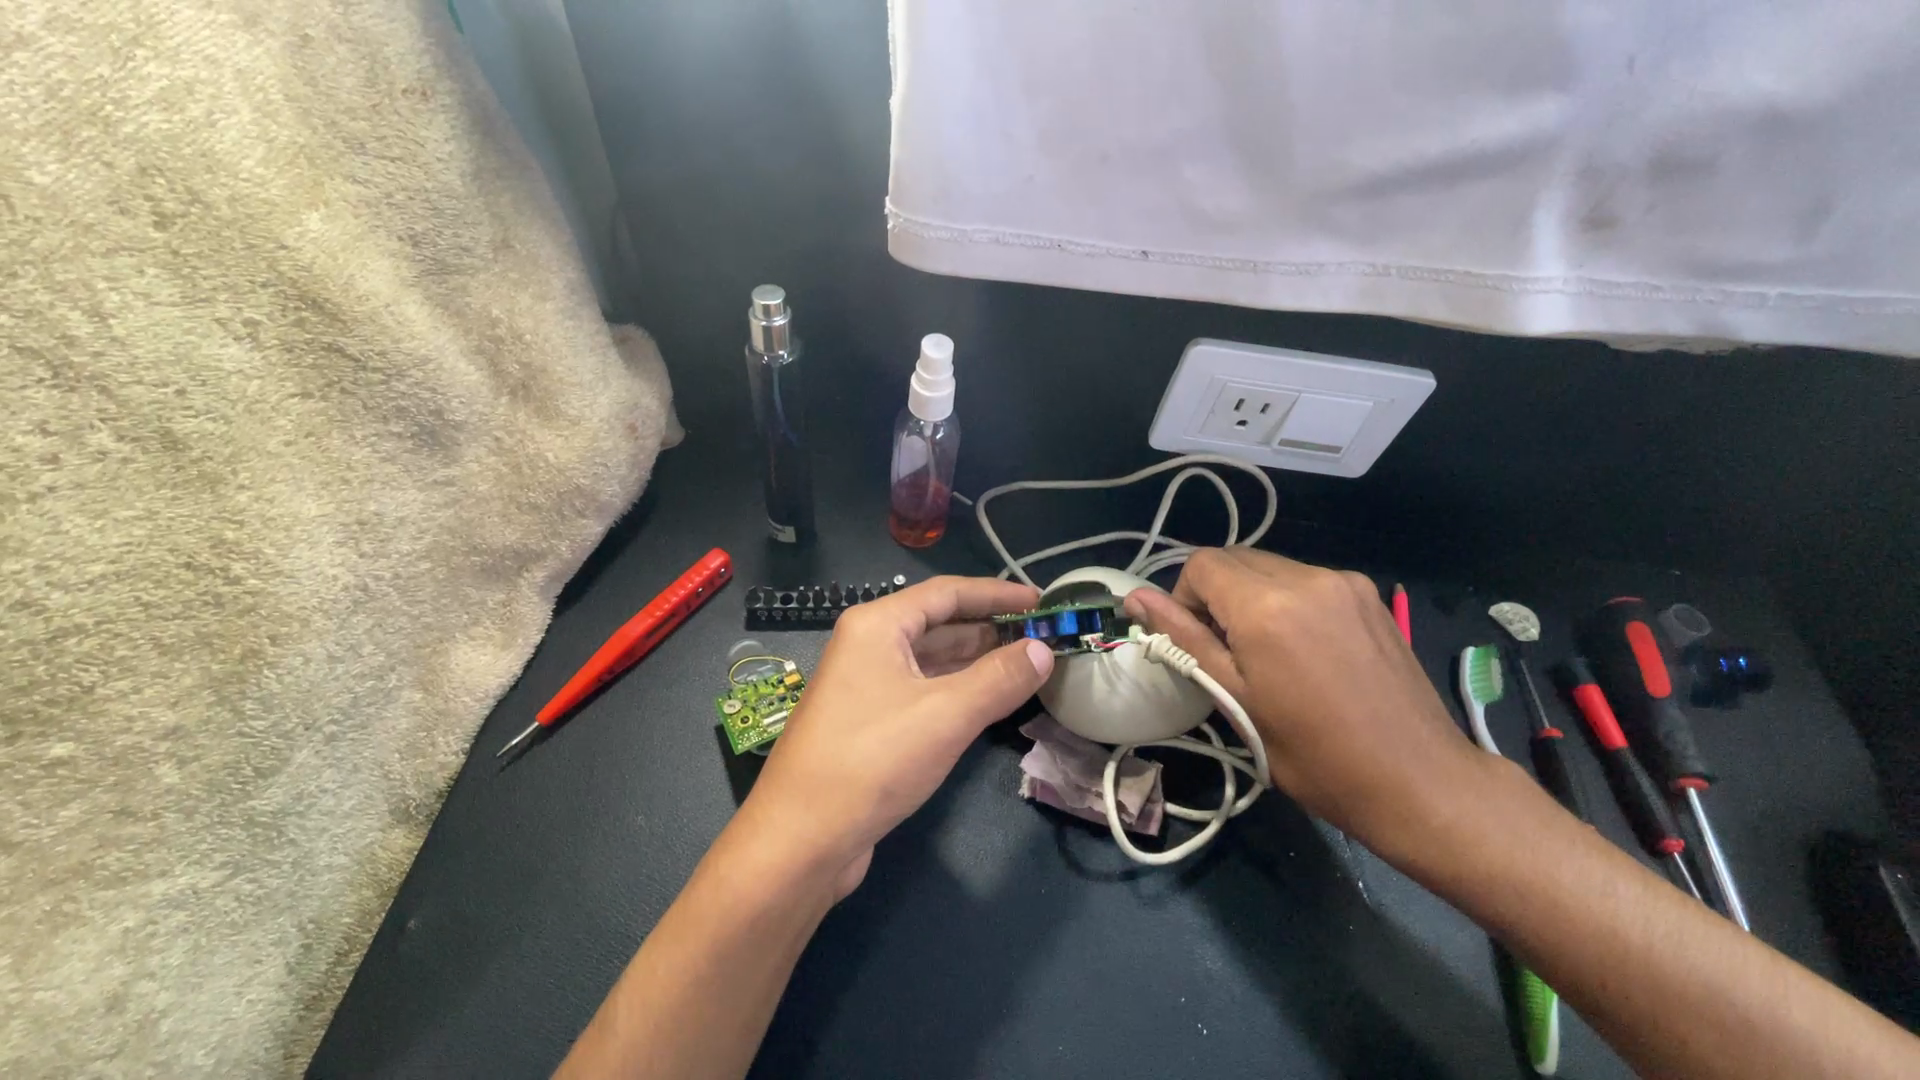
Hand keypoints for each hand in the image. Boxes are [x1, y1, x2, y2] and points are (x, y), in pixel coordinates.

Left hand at [737, 576, 1054, 896]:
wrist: (803, 838)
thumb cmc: (873, 760)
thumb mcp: (946, 714)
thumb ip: (1000, 678)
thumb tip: (1044, 650)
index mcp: (877, 626)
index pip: (947, 593)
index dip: (997, 594)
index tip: (1042, 601)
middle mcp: (868, 646)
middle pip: (939, 624)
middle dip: (991, 629)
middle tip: (1045, 636)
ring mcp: (867, 686)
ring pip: (932, 661)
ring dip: (978, 661)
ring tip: (1030, 664)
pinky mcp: (871, 724)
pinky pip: (924, 692)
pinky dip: (960, 691)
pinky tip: (992, 700)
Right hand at [1124, 549, 1487, 847]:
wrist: (1417, 779)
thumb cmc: (1313, 755)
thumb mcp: (1236, 700)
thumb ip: (1185, 639)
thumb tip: (1136, 598)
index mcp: (1266, 606)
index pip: (1202, 564)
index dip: (1184, 597)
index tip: (1195, 642)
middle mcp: (1306, 578)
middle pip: (1236, 559)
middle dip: (1216, 594)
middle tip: (1225, 651)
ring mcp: (1344, 582)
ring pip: (1272, 567)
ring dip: (1252, 596)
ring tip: (1267, 653)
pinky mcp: (1369, 595)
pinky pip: (1307, 580)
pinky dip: (1288, 601)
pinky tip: (1304, 649)